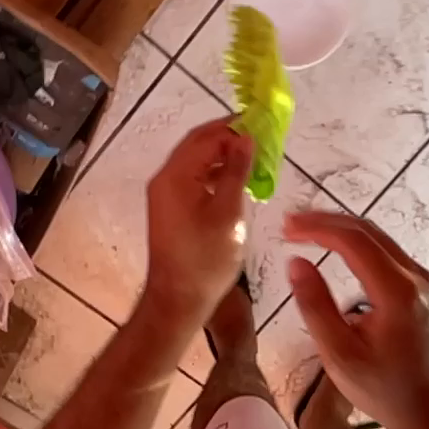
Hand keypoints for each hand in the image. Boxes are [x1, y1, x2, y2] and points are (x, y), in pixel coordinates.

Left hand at [140, 118, 253, 324]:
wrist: (178, 299)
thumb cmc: (206, 259)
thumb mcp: (228, 212)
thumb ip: (237, 171)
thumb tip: (246, 138)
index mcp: (176, 175)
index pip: (206, 137)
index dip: (235, 129)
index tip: (264, 128)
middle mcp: (164, 179)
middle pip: (197, 144)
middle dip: (228, 137)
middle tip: (260, 138)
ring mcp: (165, 194)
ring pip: (195, 161)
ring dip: (222, 155)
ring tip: (254, 159)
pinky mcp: (170, 209)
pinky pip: (192, 179)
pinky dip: (214, 174)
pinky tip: (236, 182)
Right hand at [283, 212, 428, 428]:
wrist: (428, 410)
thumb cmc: (382, 388)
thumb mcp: (339, 354)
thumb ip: (315, 306)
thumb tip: (295, 262)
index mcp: (396, 292)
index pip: (354, 241)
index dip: (316, 228)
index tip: (285, 227)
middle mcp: (414, 277)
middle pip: (367, 231)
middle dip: (325, 222)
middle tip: (288, 223)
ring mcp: (420, 280)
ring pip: (377, 237)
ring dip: (339, 229)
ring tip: (304, 230)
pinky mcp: (418, 288)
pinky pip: (385, 251)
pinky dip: (355, 243)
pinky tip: (332, 247)